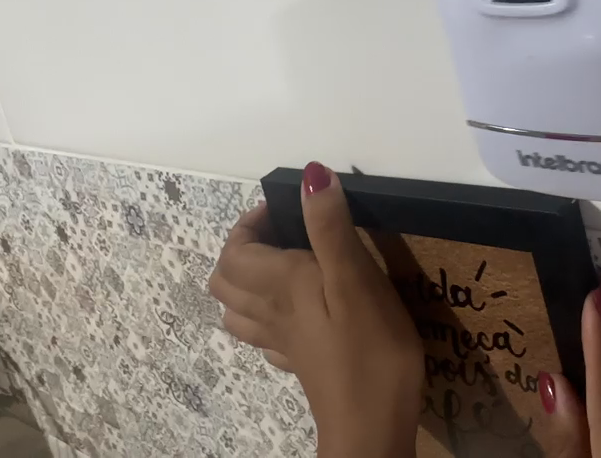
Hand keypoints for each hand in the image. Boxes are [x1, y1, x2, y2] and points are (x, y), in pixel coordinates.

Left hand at [208, 162, 422, 457]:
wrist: (373, 426)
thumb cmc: (368, 346)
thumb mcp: (355, 276)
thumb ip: (330, 225)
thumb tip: (311, 175)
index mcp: (279, 284)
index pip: (235, 250)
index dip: (251, 222)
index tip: (288, 206)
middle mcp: (270, 311)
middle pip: (226, 279)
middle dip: (244, 246)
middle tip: (284, 228)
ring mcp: (283, 341)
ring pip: (238, 309)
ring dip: (248, 279)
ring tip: (284, 260)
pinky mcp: (301, 362)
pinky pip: (264, 334)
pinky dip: (267, 313)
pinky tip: (295, 309)